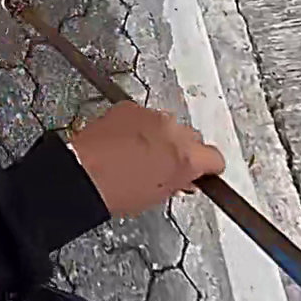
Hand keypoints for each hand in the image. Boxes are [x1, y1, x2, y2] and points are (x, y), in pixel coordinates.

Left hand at [65, 102, 224, 217]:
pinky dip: (139, 124)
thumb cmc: (118, 190)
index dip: (207, 168)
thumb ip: (180, 179)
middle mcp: (172, 131)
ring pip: (167, 123)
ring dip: (160, 134)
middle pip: (191, 136)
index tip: (201, 171)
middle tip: (166, 164)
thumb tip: (186, 175)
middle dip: (182, 149)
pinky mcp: (130, 106)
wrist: (85, 173)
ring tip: (141, 152)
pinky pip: (143, 114)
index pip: (215, 158)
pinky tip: (127, 140)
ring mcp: (151, 115)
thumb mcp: (161, 194)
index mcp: (187, 157)